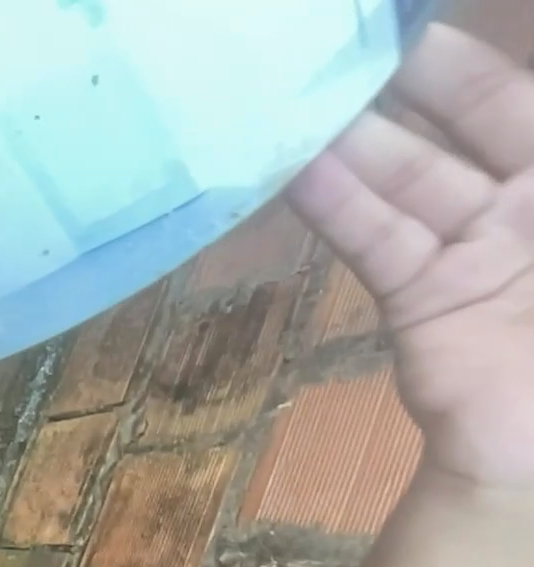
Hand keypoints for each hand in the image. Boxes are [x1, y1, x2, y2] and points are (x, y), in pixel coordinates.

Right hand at [286, 24, 533, 490]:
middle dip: (428, 78)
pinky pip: (378, 242)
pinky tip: (297, 172)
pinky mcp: (421, 297)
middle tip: (356, 43)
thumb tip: (510, 136)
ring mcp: (479, 248)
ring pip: (415, 179)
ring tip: (302, 99)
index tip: (432, 28)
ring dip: (359, 141)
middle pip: (485, 119)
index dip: (500, 57)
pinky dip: (336, 208)